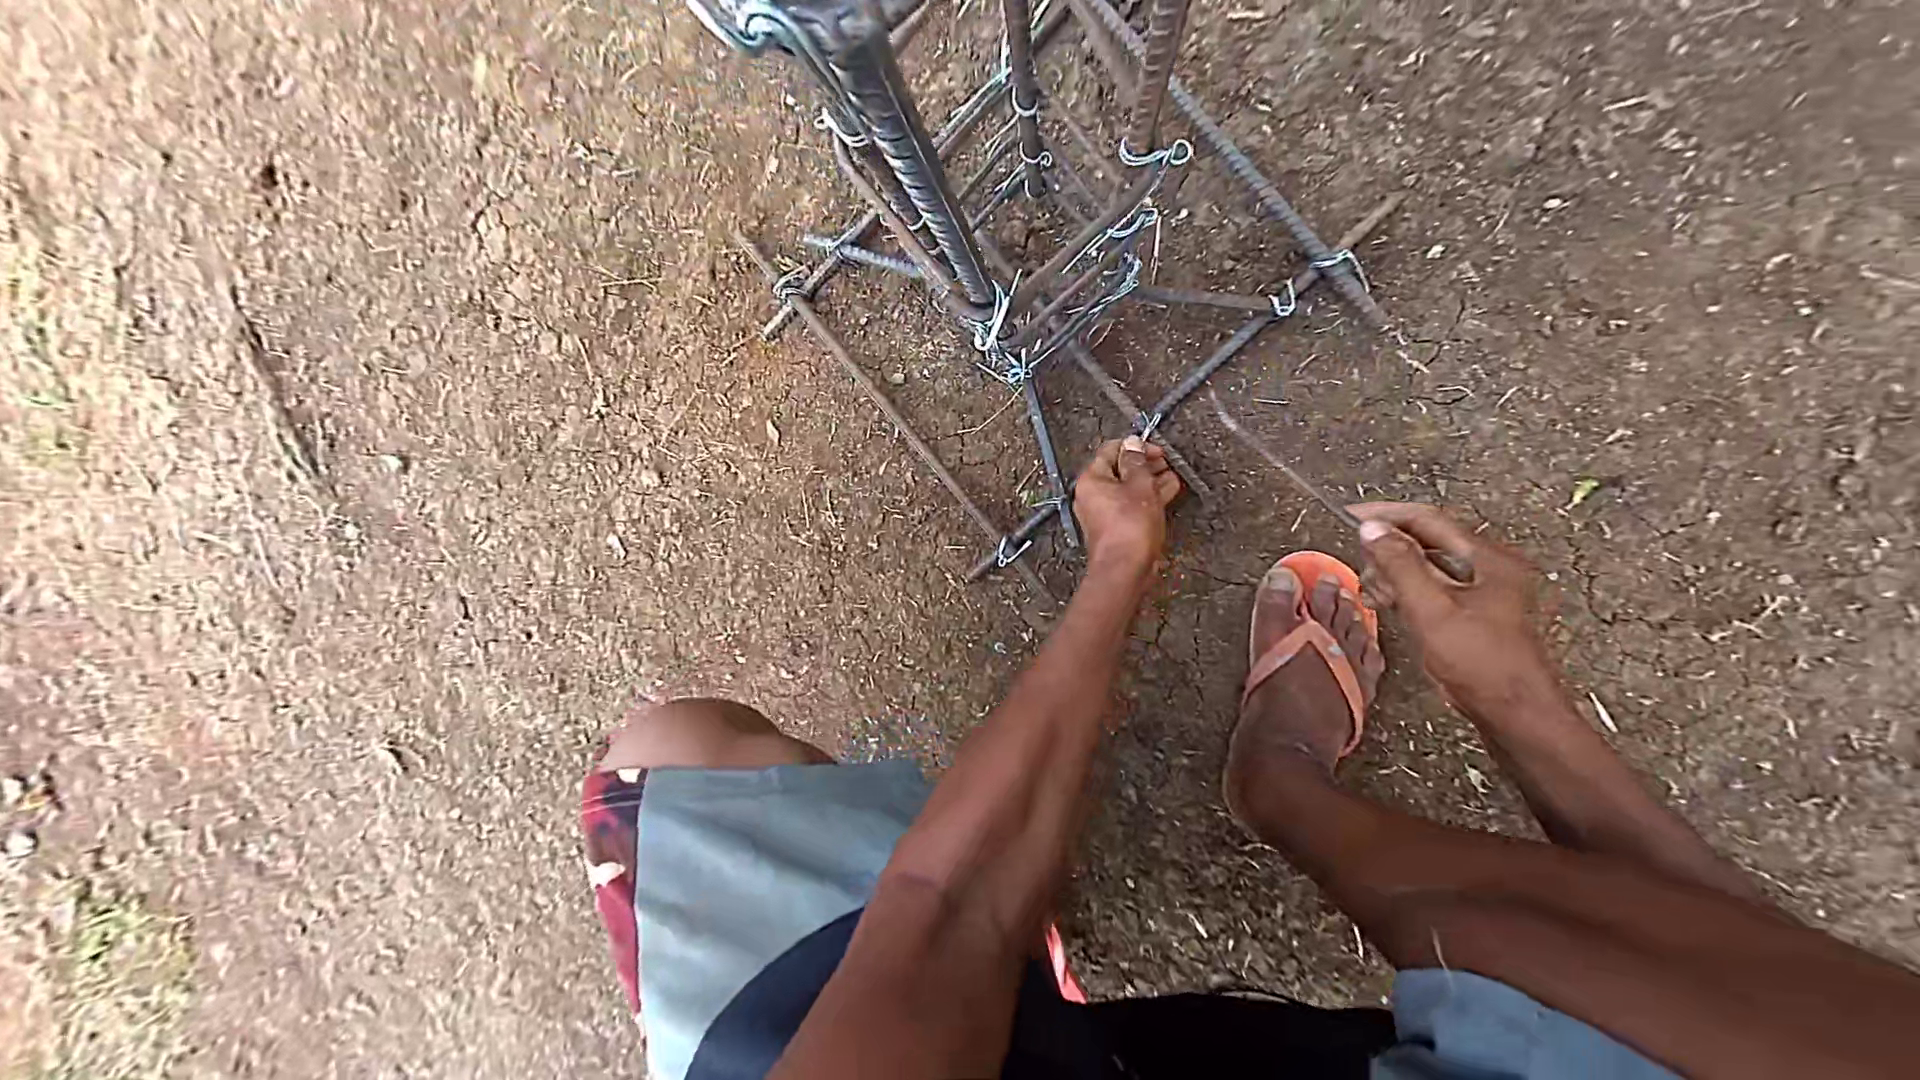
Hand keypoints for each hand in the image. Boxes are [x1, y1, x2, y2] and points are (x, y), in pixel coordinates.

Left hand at [1073, 436, 1180, 579]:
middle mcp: (1092, 495)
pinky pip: (1131, 506)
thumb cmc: (1129, 529)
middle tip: (1165, 462)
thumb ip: (1137, 462)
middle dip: (1145, 464)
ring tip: (1171, 477)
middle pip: (1119, 470)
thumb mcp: (1140, 485)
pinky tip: (1167, 494)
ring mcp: (1103, 513)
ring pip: (1128, 489)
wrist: (1125, 569)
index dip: (1134, 446)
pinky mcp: (1115, 527)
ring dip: (1150, 481)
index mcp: (1091, 480)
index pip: (1110, 450)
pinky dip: (1147, 499)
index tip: (1155, 449)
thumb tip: (1133, 444)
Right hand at [1348, 502, 1557, 715]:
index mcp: (1488, 559)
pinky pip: (1431, 585)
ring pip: (1426, 564)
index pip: (1428, 519)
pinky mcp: (1472, 610)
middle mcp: (1489, 568)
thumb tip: (1372, 528)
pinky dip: (1405, 588)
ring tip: (1374, 590)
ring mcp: (1482, 590)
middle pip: (1427, 540)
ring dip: (1394, 571)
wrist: (1514, 711)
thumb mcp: (1431, 607)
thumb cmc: (1479, 661)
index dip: (1386, 515)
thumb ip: (1400, 564)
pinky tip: (1388, 602)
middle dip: (1388, 549)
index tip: (1350, 516)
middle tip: (1363, 566)